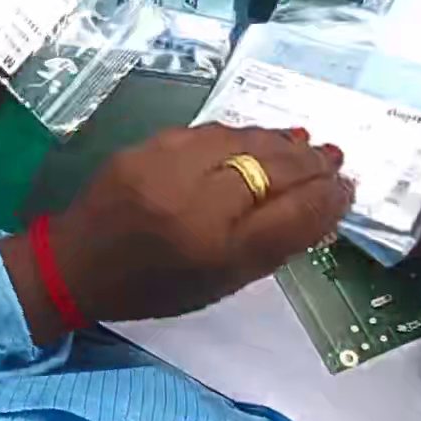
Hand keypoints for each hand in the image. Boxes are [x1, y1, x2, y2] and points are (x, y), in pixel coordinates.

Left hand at [0, 124, 352, 344]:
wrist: (73, 263)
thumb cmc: (147, 287)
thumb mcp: (213, 286)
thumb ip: (267, 248)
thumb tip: (318, 206)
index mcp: (213, 253)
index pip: (293, 216)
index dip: (330, 199)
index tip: (346, 189)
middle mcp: (192, 207)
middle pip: (273, 171)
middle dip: (312, 164)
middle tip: (334, 160)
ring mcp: (163, 171)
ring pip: (241, 141)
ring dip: (280, 143)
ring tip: (305, 146)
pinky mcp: (140, 150)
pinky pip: (206, 133)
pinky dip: (239, 136)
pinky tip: (257, 140)